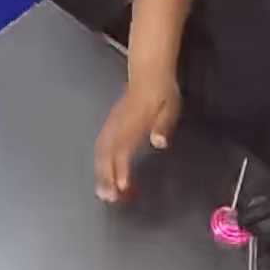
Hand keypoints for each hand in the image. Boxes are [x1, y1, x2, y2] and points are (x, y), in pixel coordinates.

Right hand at [94, 75, 181, 201]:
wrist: (149, 71)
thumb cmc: (161, 92)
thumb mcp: (170, 106)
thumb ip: (163, 126)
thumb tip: (159, 142)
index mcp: (133, 121)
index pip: (123, 149)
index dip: (121, 169)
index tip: (122, 187)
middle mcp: (119, 125)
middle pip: (107, 155)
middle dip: (106, 178)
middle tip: (109, 198)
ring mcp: (112, 125)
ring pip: (101, 153)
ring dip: (101, 174)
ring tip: (103, 193)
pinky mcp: (110, 126)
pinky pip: (101, 148)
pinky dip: (100, 165)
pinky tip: (102, 177)